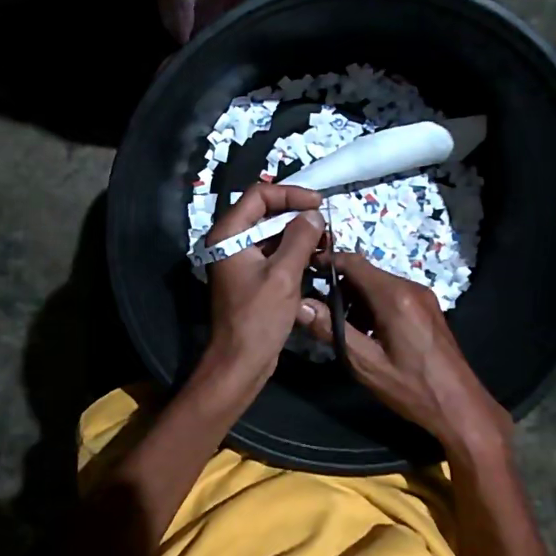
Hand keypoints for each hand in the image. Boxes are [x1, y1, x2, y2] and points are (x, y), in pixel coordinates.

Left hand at [203, 184, 324, 386]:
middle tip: (327, 228)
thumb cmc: (257, 317)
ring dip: (298, 236)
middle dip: (297, 216)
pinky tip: (315, 260)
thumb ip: (299, 239)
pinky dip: (293, 253)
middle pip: (265, 213)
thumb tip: (314, 214)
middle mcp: (229, 242)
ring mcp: (238, 261)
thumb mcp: (283, 275)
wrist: (240, 361)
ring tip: (326, 244)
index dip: (290, 194)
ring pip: (271, 235)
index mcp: (228, 235)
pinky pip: (272, 254)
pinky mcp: (249, 277)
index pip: (258, 196)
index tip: (319, 204)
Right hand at [300, 254, 512, 451]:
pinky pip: (392, 296)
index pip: (354, 262)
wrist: (462, 409)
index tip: (304, 269)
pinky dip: (373, 307)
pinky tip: (367, 334)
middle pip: (365, 273)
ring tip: (340, 328)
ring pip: (378, 285)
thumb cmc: (412, 388)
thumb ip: (331, 330)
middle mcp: (411, 288)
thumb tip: (300, 305)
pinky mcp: (428, 309)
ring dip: (356, 300)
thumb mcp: (366, 363)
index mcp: (395, 297)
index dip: (327, 261)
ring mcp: (423, 298)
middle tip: (318, 310)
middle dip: (339, 287)